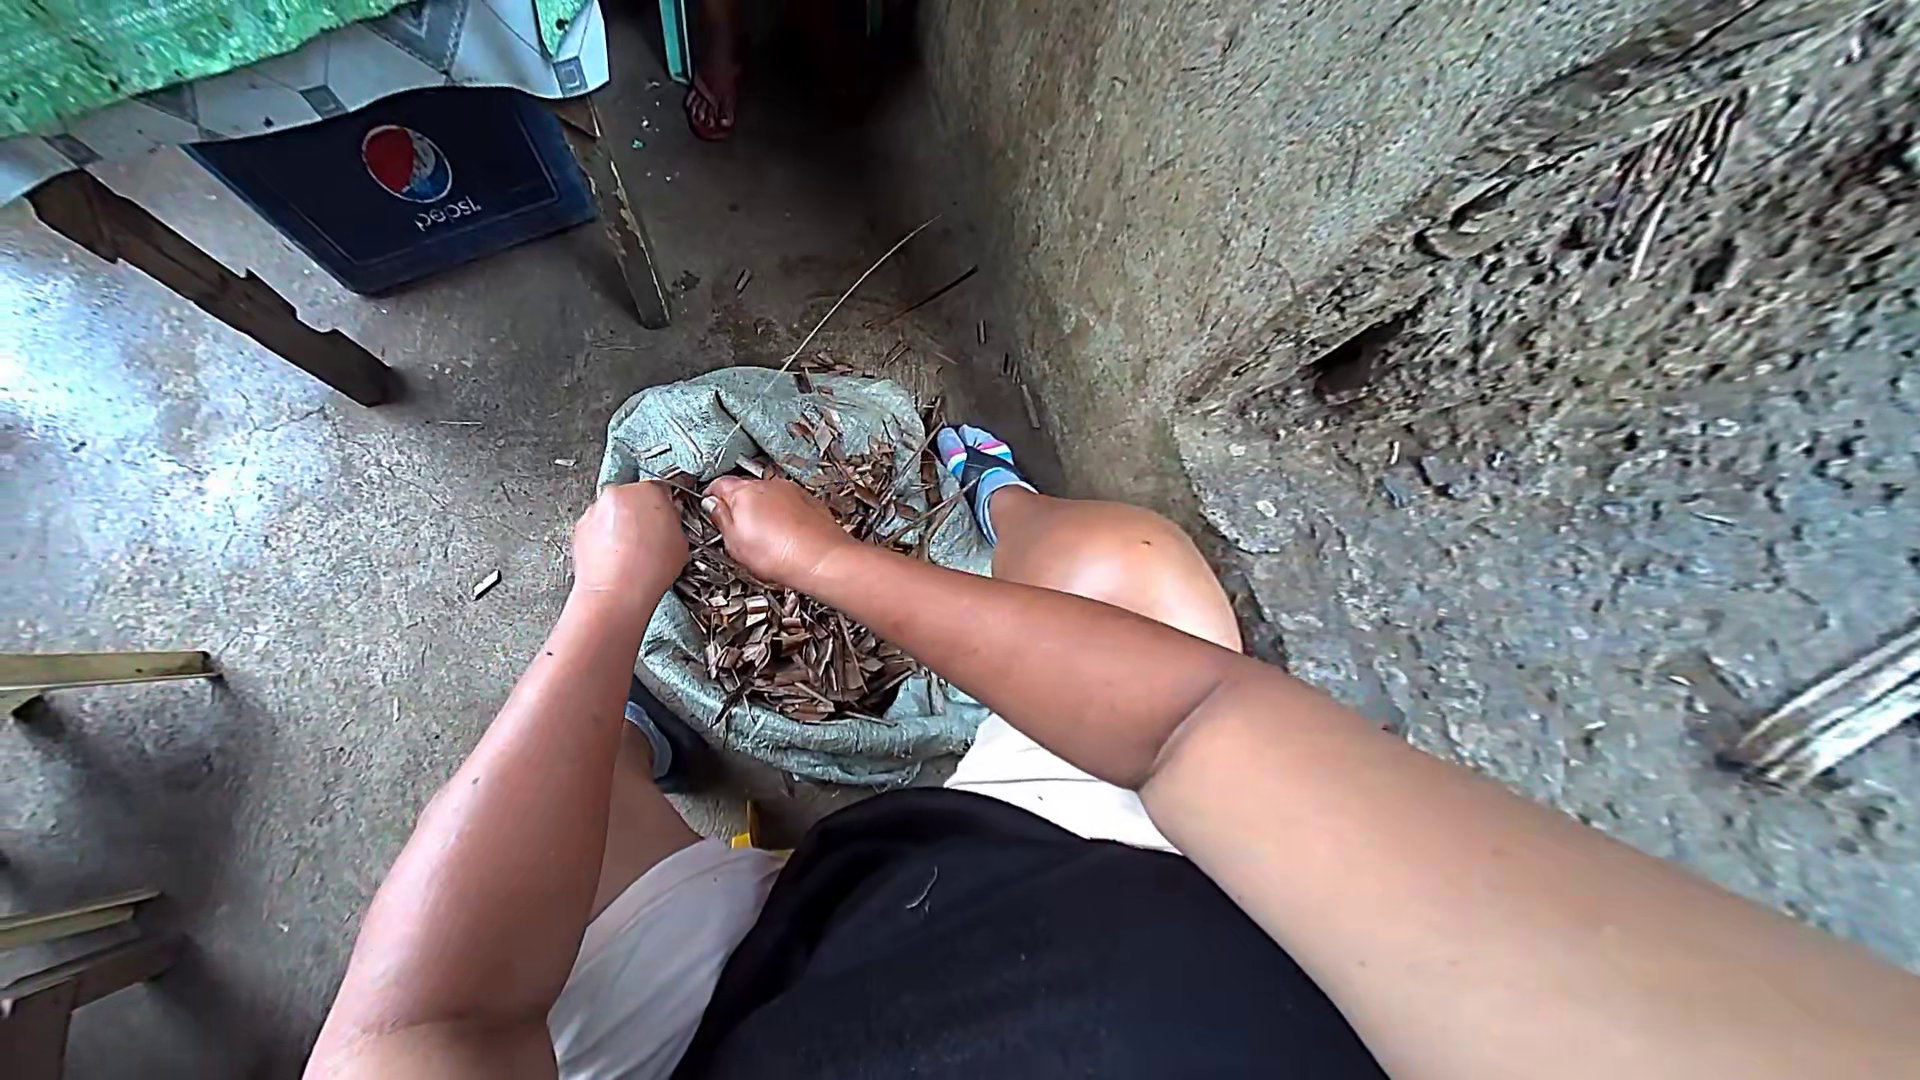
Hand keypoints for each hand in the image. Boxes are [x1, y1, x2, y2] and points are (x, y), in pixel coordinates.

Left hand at [571, 481, 687, 613]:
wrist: (616, 593)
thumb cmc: (648, 569)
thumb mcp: (682, 541)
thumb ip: (674, 521)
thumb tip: (670, 518)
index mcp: (647, 491)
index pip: (663, 486)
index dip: (670, 501)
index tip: (672, 509)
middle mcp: (618, 494)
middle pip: (636, 496)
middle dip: (645, 511)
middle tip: (655, 533)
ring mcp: (596, 510)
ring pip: (616, 510)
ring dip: (625, 523)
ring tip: (636, 548)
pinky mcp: (580, 527)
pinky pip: (600, 526)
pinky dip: (608, 536)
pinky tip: (620, 554)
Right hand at [701, 476, 853, 586]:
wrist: (821, 559)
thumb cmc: (781, 554)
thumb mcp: (735, 542)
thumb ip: (719, 518)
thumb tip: (712, 506)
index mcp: (744, 492)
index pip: (718, 484)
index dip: (712, 498)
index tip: (711, 508)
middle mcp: (770, 485)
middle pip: (745, 490)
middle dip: (740, 508)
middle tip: (739, 532)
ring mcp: (792, 492)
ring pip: (769, 497)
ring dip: (764, 513)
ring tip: (766, 540)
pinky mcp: (810, 502)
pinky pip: (789, 505)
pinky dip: (784, 517)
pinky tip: (785, 537)